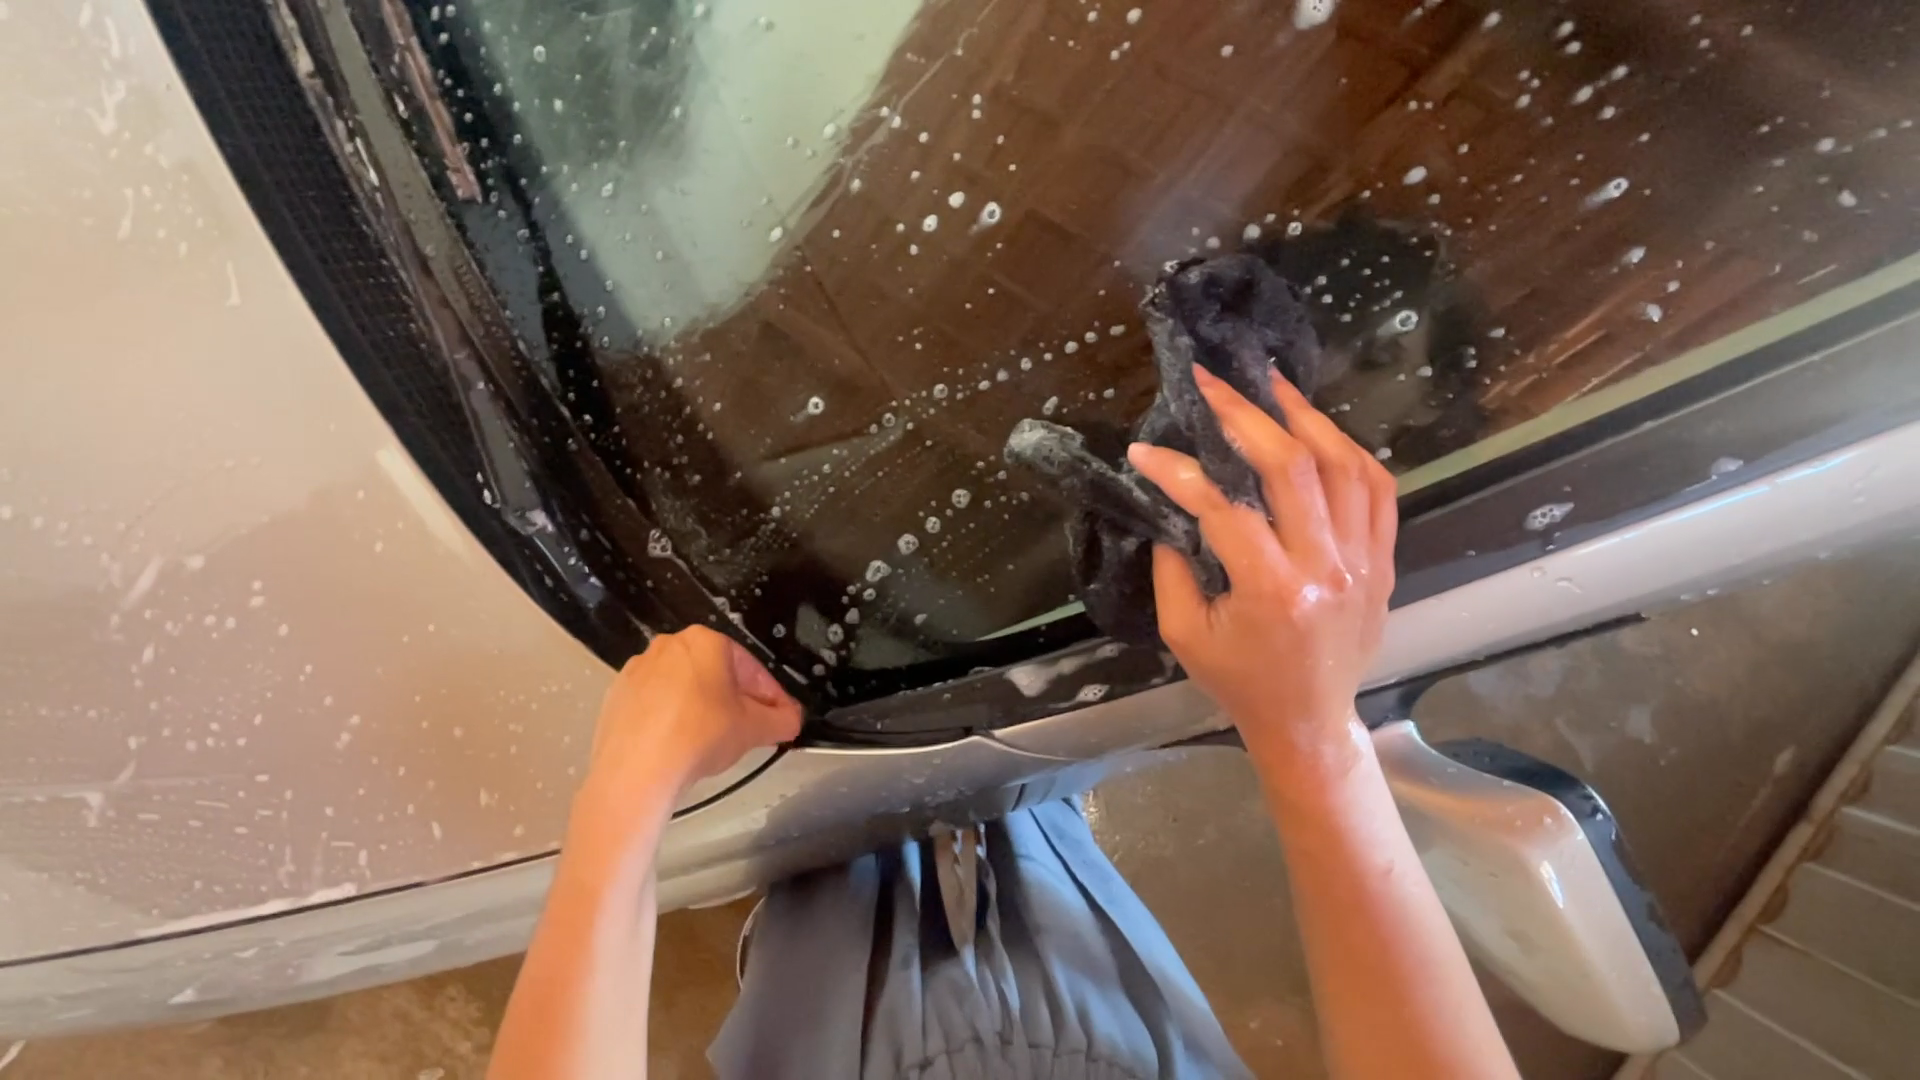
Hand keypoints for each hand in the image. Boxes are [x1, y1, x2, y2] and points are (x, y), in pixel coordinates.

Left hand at [581, 626, 802, 802]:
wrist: (636, 770)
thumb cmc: (701, 735)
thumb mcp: (755, 728)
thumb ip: (783, 719)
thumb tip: (792, 719)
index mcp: (706, 641)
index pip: (751, 668)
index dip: (771, 696)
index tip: (780, 718)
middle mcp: (670, 645)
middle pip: (717, 674)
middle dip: (736, 700)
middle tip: (750, 729)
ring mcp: (638, 669)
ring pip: (685, 687)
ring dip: (704, 708)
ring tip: (714, 741)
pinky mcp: (616, 695)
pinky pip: (656, 703)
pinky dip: (672, 718)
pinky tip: (680, 744)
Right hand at [1127, 366, 1397, 765]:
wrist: (1307, 718)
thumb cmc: (1238, 680)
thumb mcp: (1184, 633)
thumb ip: (1173, 566)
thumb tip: (1173, 507)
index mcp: (1270, 590)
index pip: (1222, 508)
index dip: (1178, 472)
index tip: (1144, 451)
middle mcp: (1325, 567)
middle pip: (1293, 466)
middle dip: (1246, 414)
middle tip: (1212, 381)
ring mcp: (1363, 561)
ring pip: (1345, 465)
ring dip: (1304, 417)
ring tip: (1270, 386)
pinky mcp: (1383, 561)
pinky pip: (1378, 490)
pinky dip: (1349, 451)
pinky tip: (1319, 431)